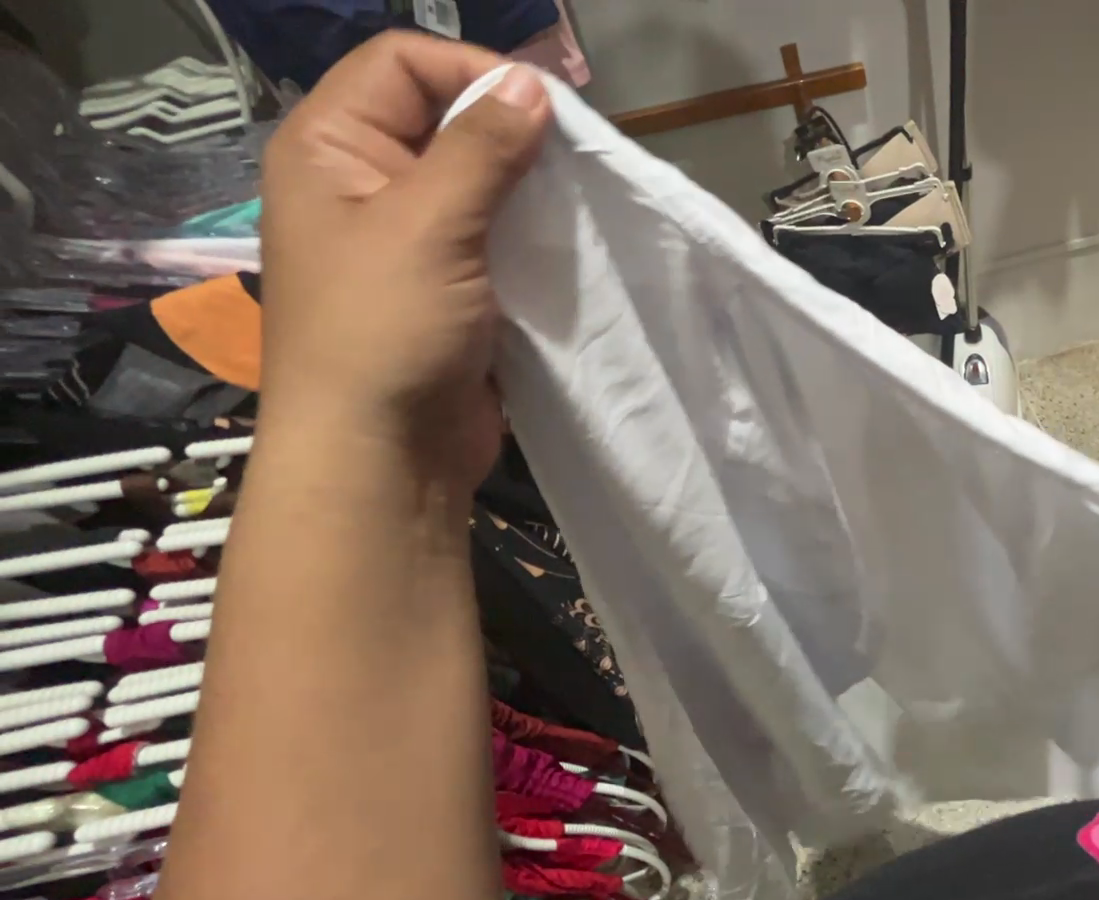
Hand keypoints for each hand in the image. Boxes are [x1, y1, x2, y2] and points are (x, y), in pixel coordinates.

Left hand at [259, 32, 550, 492]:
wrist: (386, 450)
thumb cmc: (385, 329)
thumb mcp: (429, 226)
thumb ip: (481, 151)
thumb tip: (531, 85)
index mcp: (333, 148)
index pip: (403, 66)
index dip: (475, 73)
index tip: (550, 113)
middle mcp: (369, 185)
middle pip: (446, 123)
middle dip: (514, 135)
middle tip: (578, 162)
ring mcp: (415, 242)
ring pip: (482, 187)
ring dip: (531, 192)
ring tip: (581, 205)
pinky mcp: (456, 290)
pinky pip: (499, 243)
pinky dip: (535, 239)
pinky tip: (571, 249)